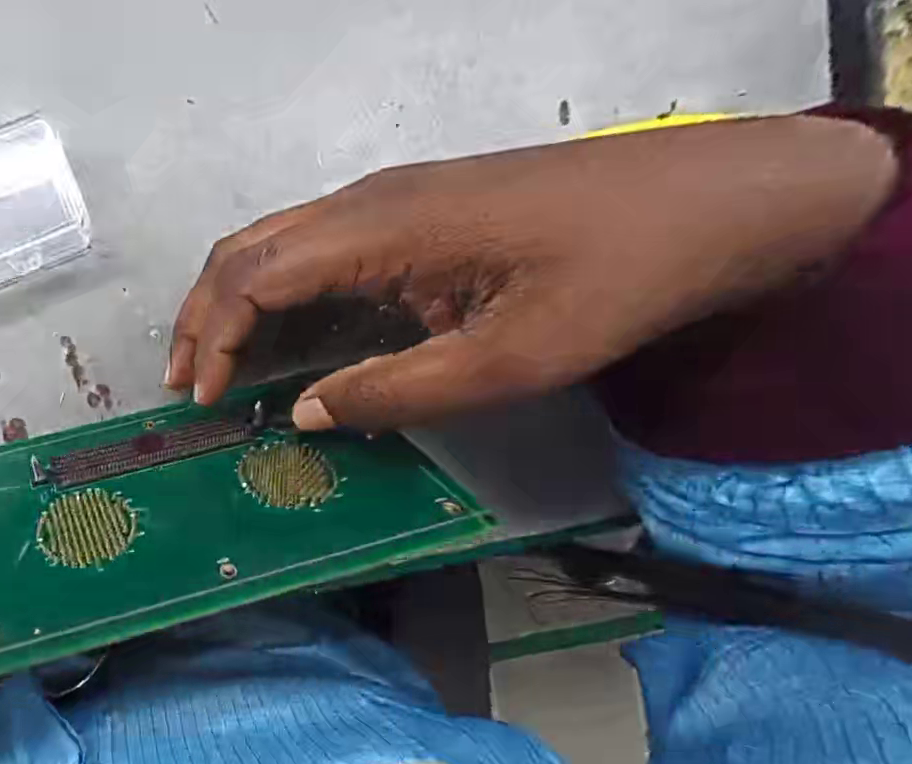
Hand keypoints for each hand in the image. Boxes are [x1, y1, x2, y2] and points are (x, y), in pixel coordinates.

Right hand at [166, 115, 896, 430]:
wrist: (728, 200)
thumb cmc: (621, 280)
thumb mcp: (507, 362)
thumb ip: (391, 392)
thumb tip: (299, 414)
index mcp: (384, 227)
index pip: (258, 277)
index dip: (217, 339)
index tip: (206, 399)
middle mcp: (368, 201)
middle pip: (244, 250)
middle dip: (199, 318)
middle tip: (182, 382)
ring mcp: (384, 200)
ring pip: (267, 242)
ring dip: (225, 302)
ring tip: (207, 362)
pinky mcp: (404, 212)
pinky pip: (304, 248)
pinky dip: (266, 294)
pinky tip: (268, 335)